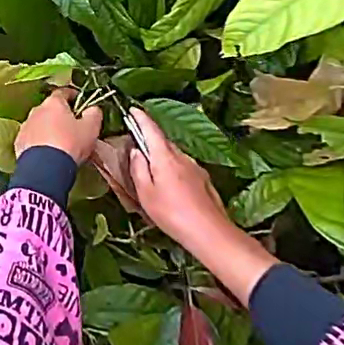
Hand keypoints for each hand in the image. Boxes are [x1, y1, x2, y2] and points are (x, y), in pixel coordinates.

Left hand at [14, 88, 102, 163]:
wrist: (44, 167)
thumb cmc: (70, 144)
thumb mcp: (90, 128)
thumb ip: (93, 114)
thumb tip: (93, 108)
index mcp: (53, 104)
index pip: (63, 92)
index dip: (73, 95)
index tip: (80, 100)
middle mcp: (36, 111)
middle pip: (50, 109)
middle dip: (60, 115)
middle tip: (72, 126)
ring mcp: (25, 126)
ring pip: (39, 124)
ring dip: (48, 129)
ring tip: (59, 142)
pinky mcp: (19, 142)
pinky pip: (31, 138)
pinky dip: (39, 142)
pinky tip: (47, 152)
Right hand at [124, 106, 228, 242]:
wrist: (210, 234)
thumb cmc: (172, 214)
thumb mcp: (145, 193)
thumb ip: (138, 169)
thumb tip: (136, 151)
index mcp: (165, 158)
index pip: (152, 130)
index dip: (141, 118)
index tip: (133, 109)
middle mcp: (183, 158)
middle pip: (164, 141)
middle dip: (150, 137)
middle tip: (136, 139)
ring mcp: (196, 168)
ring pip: (174, 154)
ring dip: (161, 154)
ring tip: (150, 165)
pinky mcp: (204, 180)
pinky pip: (183, 166)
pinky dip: (172, 166)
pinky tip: (168, 182)